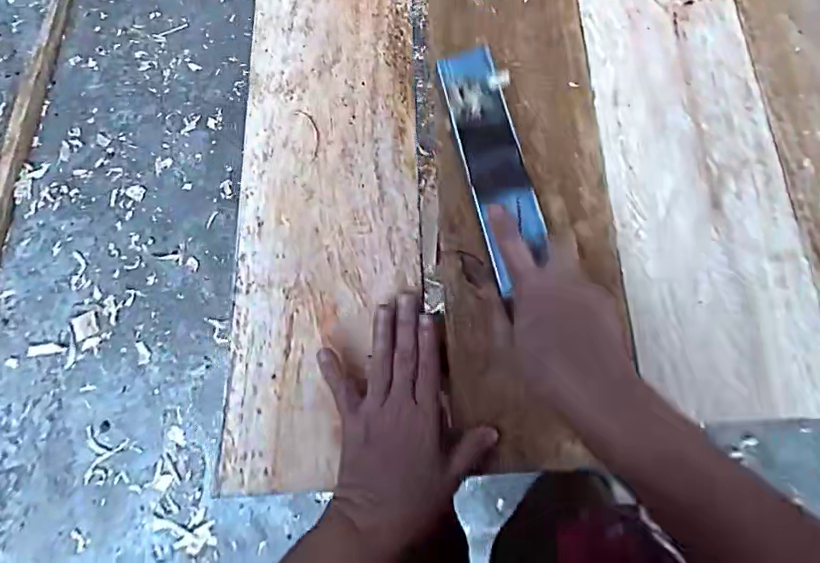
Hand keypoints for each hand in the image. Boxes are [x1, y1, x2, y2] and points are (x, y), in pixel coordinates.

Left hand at [318, 293, 497, 558]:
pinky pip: (342, 393)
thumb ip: (470, 449)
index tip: (430, 314)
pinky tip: (324, 351)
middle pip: (404, 358)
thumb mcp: (449, 478)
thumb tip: (495, 428)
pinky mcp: (352, 423)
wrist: (368, 525)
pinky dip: (333, 372)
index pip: (428, 369)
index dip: (429, 340)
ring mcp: (373, 412)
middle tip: (408, 296)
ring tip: (384, 306)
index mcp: (424, 416)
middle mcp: (398, 406)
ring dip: (382, 335)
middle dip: (406, 325)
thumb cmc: (414, 501)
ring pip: (379, 365)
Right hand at [488, 210, 640, 420]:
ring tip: (560, 320)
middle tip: (541, 264)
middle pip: (558, 240)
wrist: (596, 385)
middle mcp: (561, 277)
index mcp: (532, 287)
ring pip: (574, 270)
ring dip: (564, 282)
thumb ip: (499, 314)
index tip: (497, 205)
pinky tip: (579, 333)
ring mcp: (586, 286)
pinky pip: (588, 293)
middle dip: (549, 244)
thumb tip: (492, 290)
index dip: (502, 224)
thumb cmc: (545, 372)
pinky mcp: (605, 299)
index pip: (512, 246)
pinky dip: (580, 305)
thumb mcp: (509, 348)